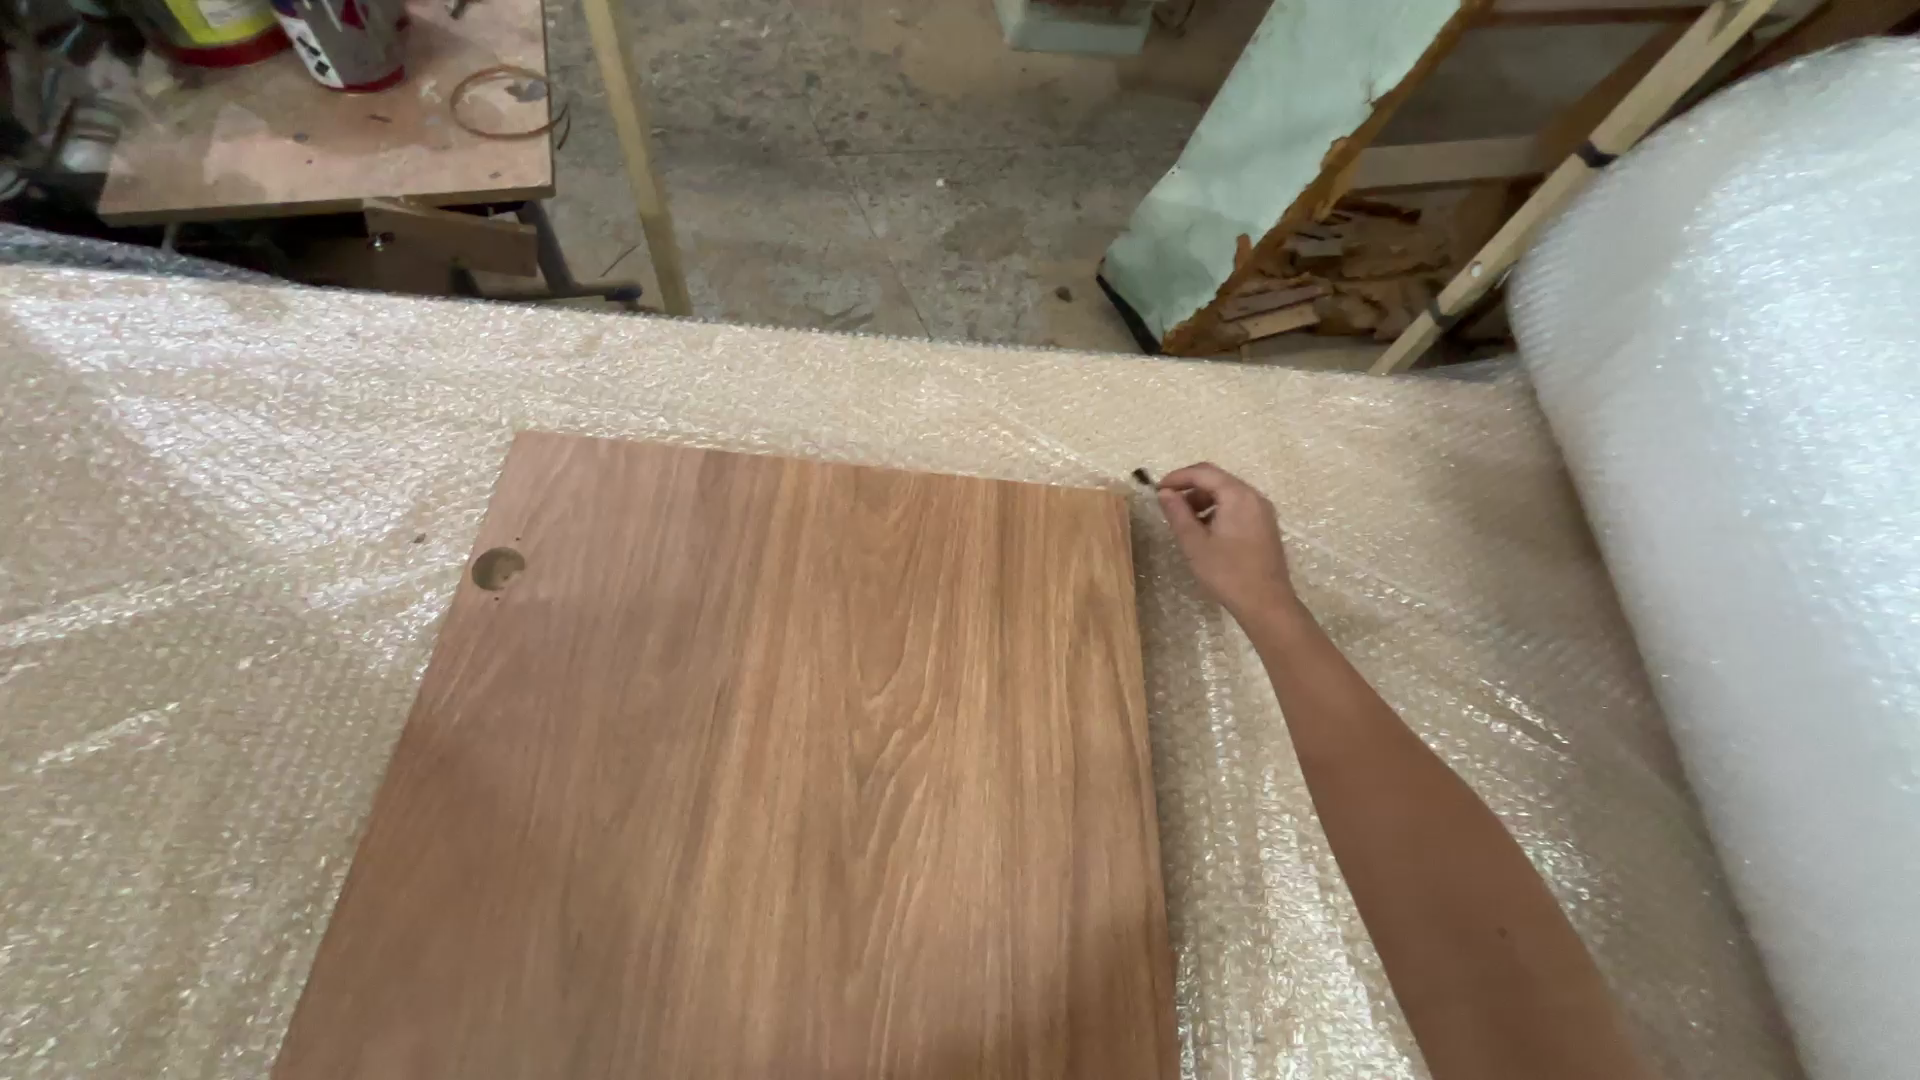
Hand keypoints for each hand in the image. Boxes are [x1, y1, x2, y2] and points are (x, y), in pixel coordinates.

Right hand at [1156, 463, 1301, 625]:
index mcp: (1238, 496)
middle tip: (1168, 502)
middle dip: (1190, 487)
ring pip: (1227, 493)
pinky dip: (1217, 509)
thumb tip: (1165, 493)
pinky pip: (1237, 506)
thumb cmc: (1227, 573)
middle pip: (1217, 479)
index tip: (1157, 489)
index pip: (1203, 473)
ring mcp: (1262, 511)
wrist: (1266, 603)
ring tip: (1184, 519)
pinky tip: (1204, 530)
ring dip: (1202, 499)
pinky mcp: (1264, 525)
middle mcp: (1254, 496)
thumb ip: (1178, 513)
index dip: (1177, 477)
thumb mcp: (1194, 544)